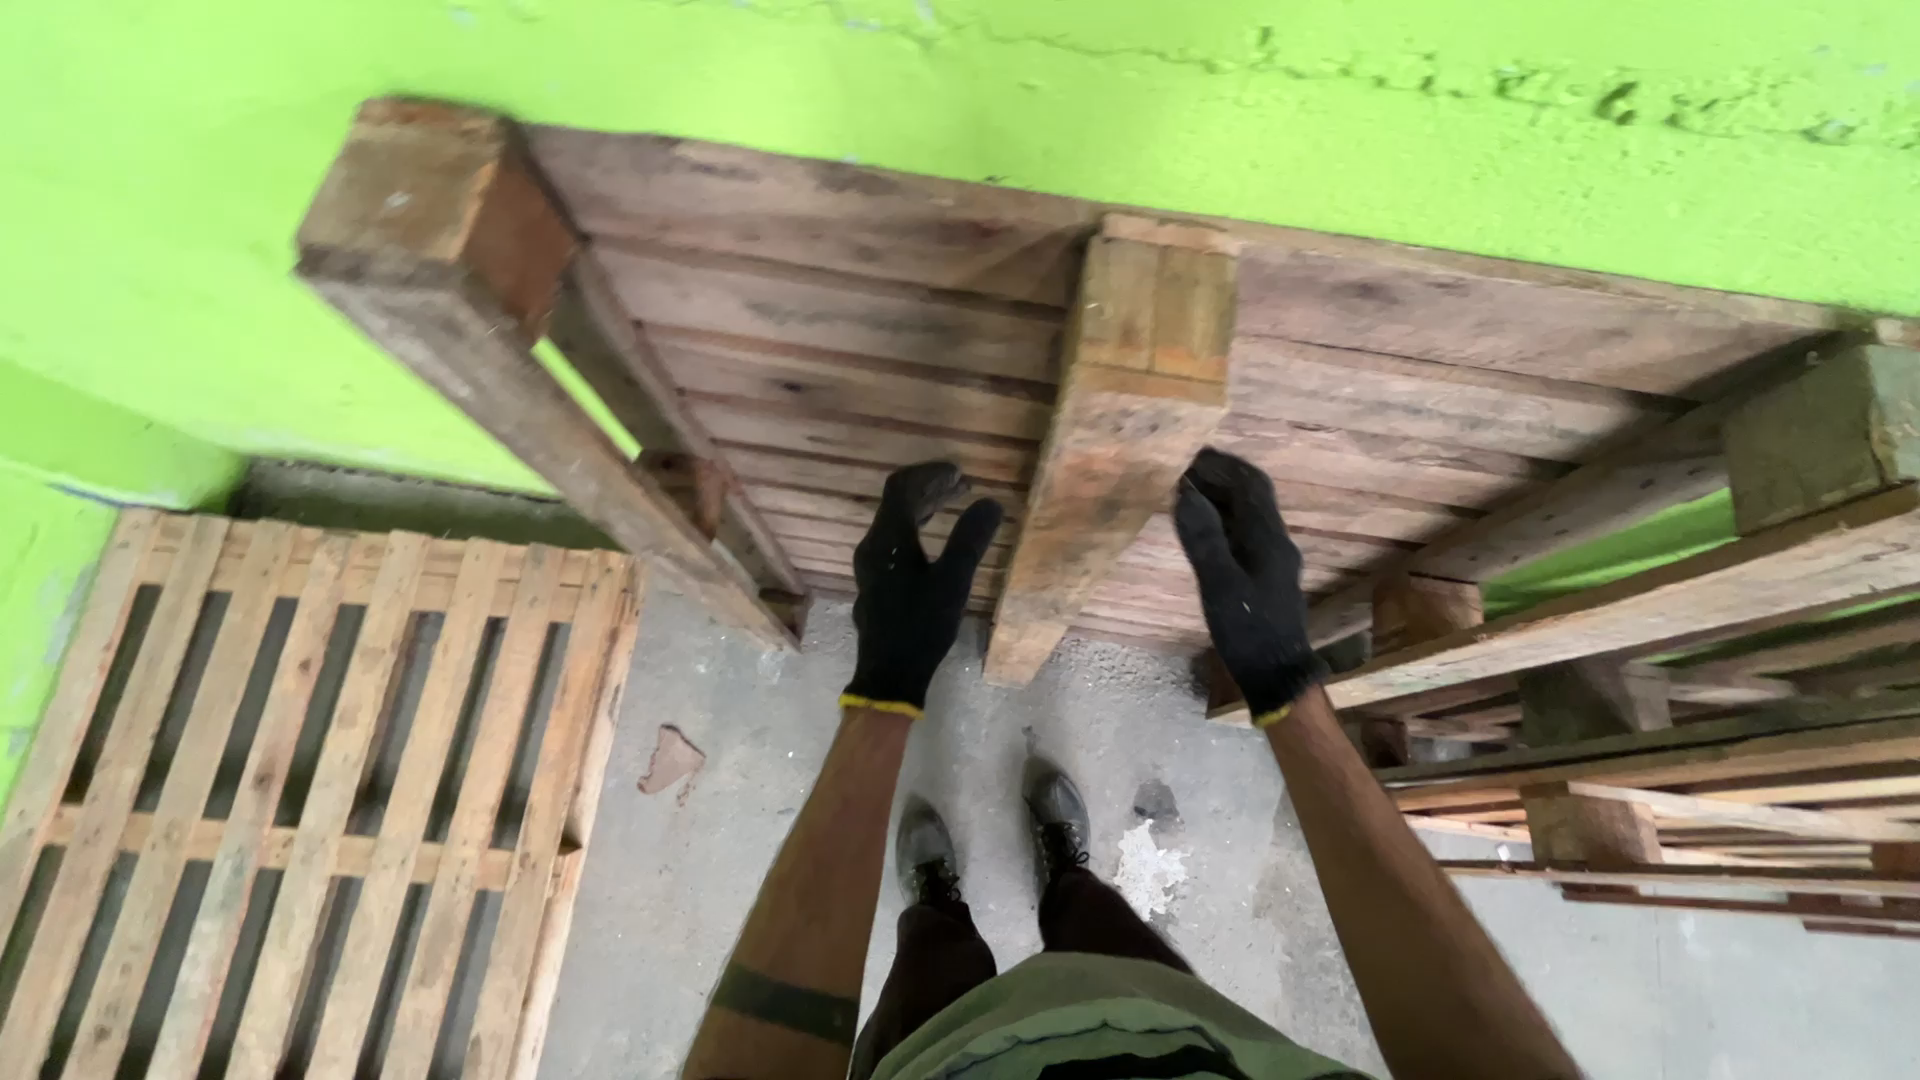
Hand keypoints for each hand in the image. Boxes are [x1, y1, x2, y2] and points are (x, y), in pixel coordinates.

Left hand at [843, 462, 1004, 713]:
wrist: (889, 673)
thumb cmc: (921, 626)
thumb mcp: (953, 581)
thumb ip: (971, 539)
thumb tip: (991, 502)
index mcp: (887, 539)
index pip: (902, 487)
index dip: (930, 473)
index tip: (960, 473)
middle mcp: (872, 545)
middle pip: (897, 503)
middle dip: (931, 489)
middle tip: (963, 486)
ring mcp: (871, 565)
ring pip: (896, 523)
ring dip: (924, 510)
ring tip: (955, 506)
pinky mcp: (876, 582)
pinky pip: (895, 542)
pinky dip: (918, 530)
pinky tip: (937, 544)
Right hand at [1174, 448, 1323, 721]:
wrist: (1276, 672)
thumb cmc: (1247, 629)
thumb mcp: (1219, 584)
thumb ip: (1203, 537)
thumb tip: (1185, 492)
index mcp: (1269, 538)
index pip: (1250, 484)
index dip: (1224, 464)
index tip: (1193, 452)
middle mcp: (1276, 541)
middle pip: (1252, 495)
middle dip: (1221, 476)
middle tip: (1184, 467)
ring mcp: (1272, 558)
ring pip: (1248, 514)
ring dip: (1221, 497)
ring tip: (1187, 490)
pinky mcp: (1265, 574)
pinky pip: (1243, 532)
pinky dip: (1222, 519)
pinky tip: (1202, 526)